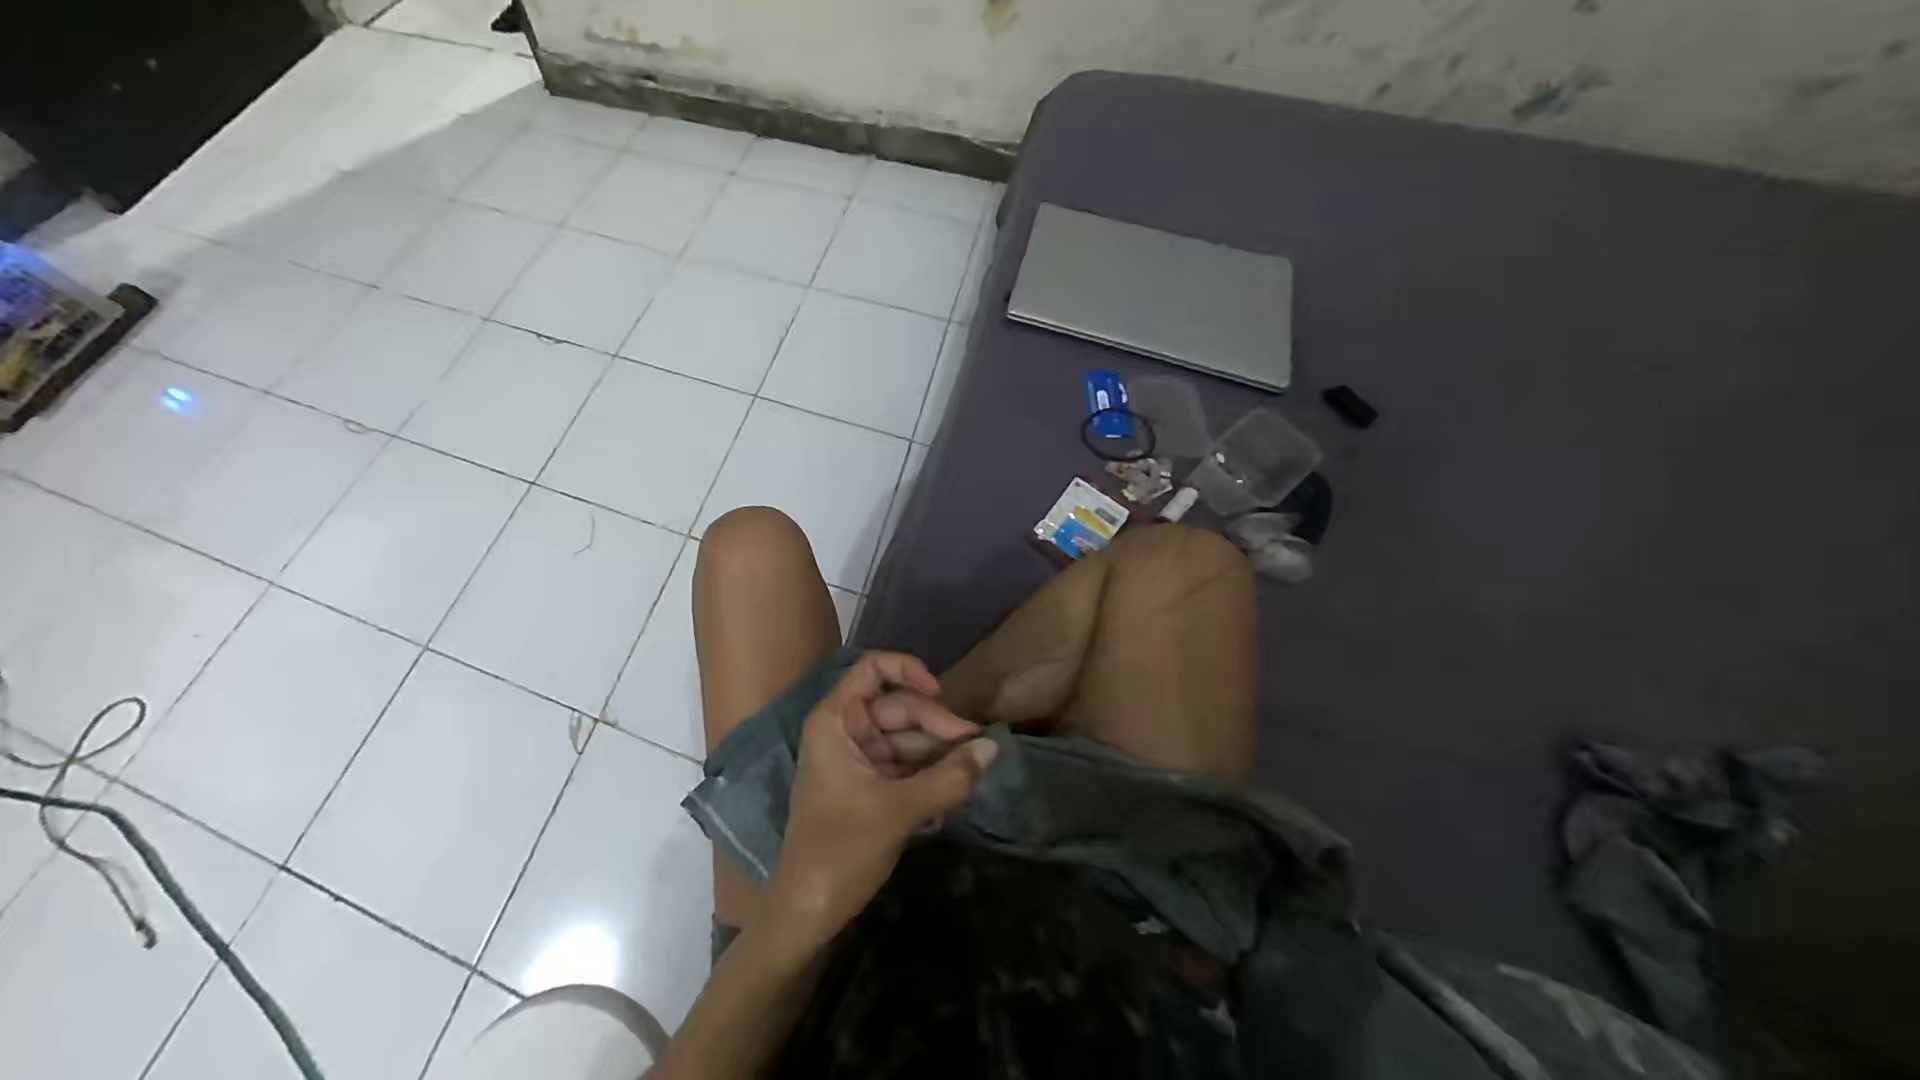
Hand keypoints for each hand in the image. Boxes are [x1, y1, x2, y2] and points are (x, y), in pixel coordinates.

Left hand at [766, 651, 999, 949]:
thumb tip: (994, 747)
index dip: (908, 670)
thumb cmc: (841, 851)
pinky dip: (930, 774)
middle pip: (900, 707)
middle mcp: (847, 732)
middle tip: (977, 751)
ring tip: (972, 775)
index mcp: (837, 722)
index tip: (940, 694)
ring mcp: (859, 760)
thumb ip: (949, 777)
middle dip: (937, 726)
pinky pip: (907, 765)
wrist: (807, 913)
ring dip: (939, 753)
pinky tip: (955, 792)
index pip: (871, 670)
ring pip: (908, 738)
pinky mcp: (871, 787)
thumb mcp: (899, 810)